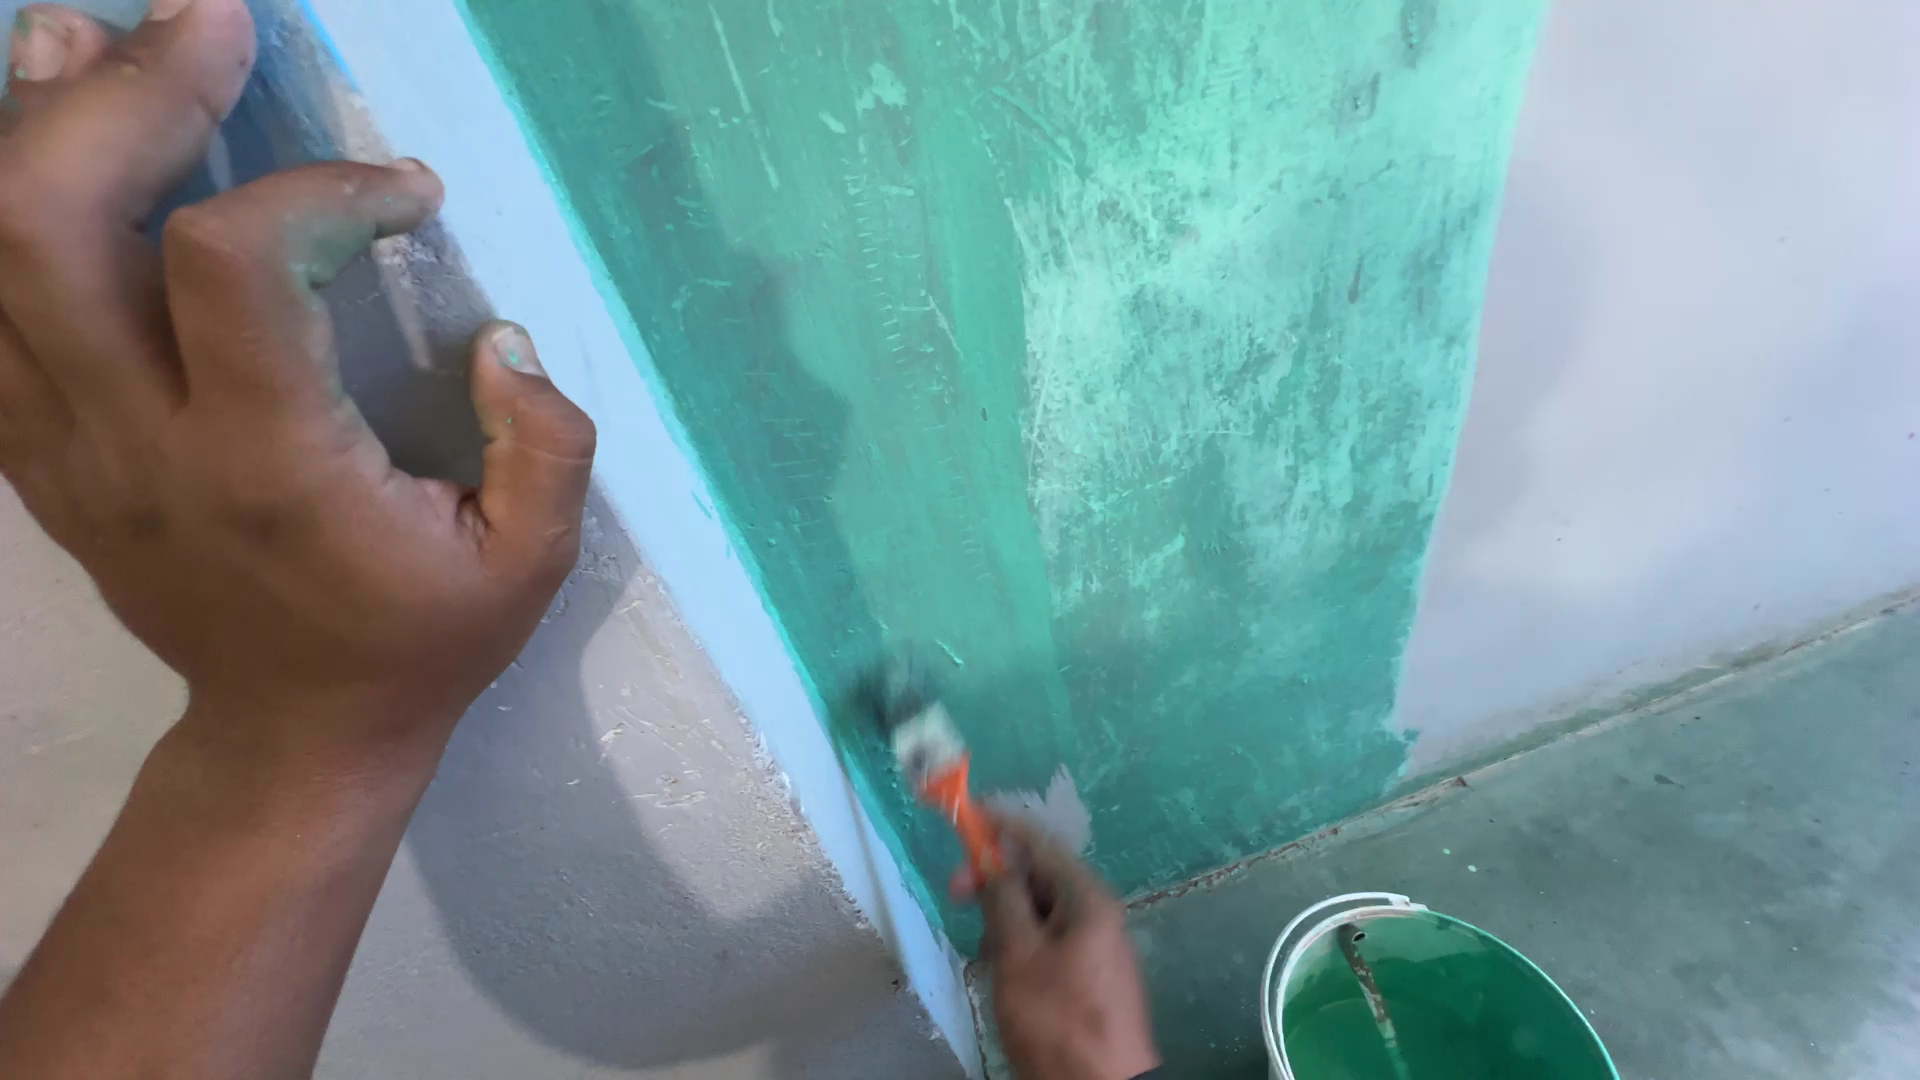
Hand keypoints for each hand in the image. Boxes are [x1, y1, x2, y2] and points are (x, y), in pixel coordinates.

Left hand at [0, 1, 594, 777]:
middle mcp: (142, 442)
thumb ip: (547, 445)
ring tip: (90, 33)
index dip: (326, 194)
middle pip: (53, 218)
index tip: (414, 190)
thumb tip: (504, 336)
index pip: (245, 270)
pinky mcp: (46, 453)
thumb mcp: (538, 559)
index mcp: (278, 467)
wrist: (307, 726)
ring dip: (31, 118)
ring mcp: (68, 447)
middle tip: (209, 21)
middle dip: (135, 97)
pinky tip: (35, 137)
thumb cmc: (434, 638)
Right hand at [964, 818, 1161, 1079]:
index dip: (999, 824)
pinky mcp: (1086, 971)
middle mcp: (1095, 910)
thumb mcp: (1019, 954)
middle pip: (1037, 874)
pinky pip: (1046, 938)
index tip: (965, 815)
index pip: (1038, 841)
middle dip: (995, 879)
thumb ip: (1003, 898)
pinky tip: (1002, 969)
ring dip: (1004, 916)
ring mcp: (1094, 942)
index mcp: (1086, 896)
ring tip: (985, 951)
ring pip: (1037, 908)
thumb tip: (995, 860)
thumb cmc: (1057, 1018)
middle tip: (956, 893)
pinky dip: (1018, 942)